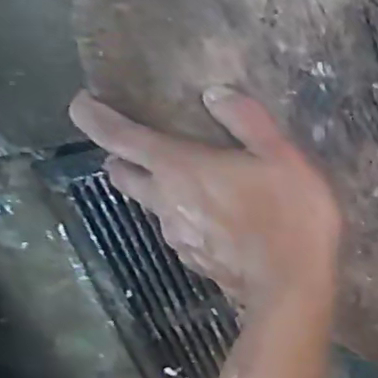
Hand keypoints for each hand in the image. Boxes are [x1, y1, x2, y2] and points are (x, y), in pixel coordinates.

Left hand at [68, 89, 341, 307]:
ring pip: (153, 205)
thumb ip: (250, 122)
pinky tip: (223, 227)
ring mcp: (177, 234)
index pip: (115, 134)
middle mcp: (164, 198)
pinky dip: (191, 223)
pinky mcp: (196, 259)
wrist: (292, 283)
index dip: (92, 115)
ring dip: (164, 194)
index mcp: (178, 167)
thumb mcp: (284, 159)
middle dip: (125, 159)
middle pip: (121, 173)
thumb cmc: (290, 214)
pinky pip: (182, 233)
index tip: (85, 103)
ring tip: (200, 193)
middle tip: (149, 152)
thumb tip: (215, 93)